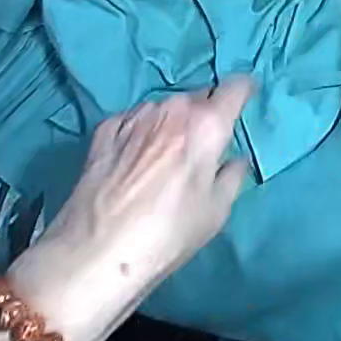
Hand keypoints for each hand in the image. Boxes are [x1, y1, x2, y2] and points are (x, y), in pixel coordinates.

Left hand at [4, 77, 254, 340]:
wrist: (94, 253)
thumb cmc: (167, 235)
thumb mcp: (216, 212)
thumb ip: (232, 175)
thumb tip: (234, 159)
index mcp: (206, 124)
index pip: (235, 87)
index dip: (244, 90)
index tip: (246, 99)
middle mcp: (172, 108)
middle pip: (199, 97)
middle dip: (206, 113)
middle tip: (203, 144)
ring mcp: (136, 114)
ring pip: (166, 107)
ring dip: (172, 122)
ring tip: (165, 156)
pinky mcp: (106, 127)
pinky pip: (135, 120)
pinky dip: (142, 132)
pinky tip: (134, 161)